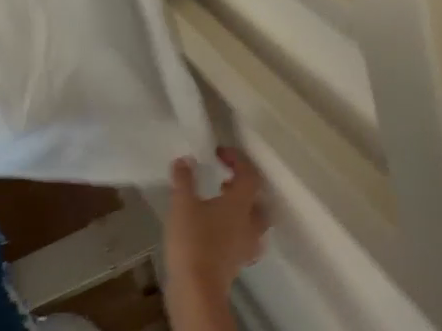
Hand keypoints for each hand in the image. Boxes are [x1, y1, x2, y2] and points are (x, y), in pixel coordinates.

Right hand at [164, 148, 269, 326]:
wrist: (197, 289)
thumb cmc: (192, 240)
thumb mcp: (182, 202)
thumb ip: (184, 178)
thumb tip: (185, 160)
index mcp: (240, 204)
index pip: (250, 175)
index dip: (238, 160)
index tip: (219, 153)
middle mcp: (250, 224)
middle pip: (258, 201)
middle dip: (244, 188)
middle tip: (224, 181)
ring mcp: (247, 246)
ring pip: (253, 222)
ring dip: (241, 209)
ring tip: (218, 204)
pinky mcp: (238, 262)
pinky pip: (243, 239)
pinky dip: (234, 229)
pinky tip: (214, 229)